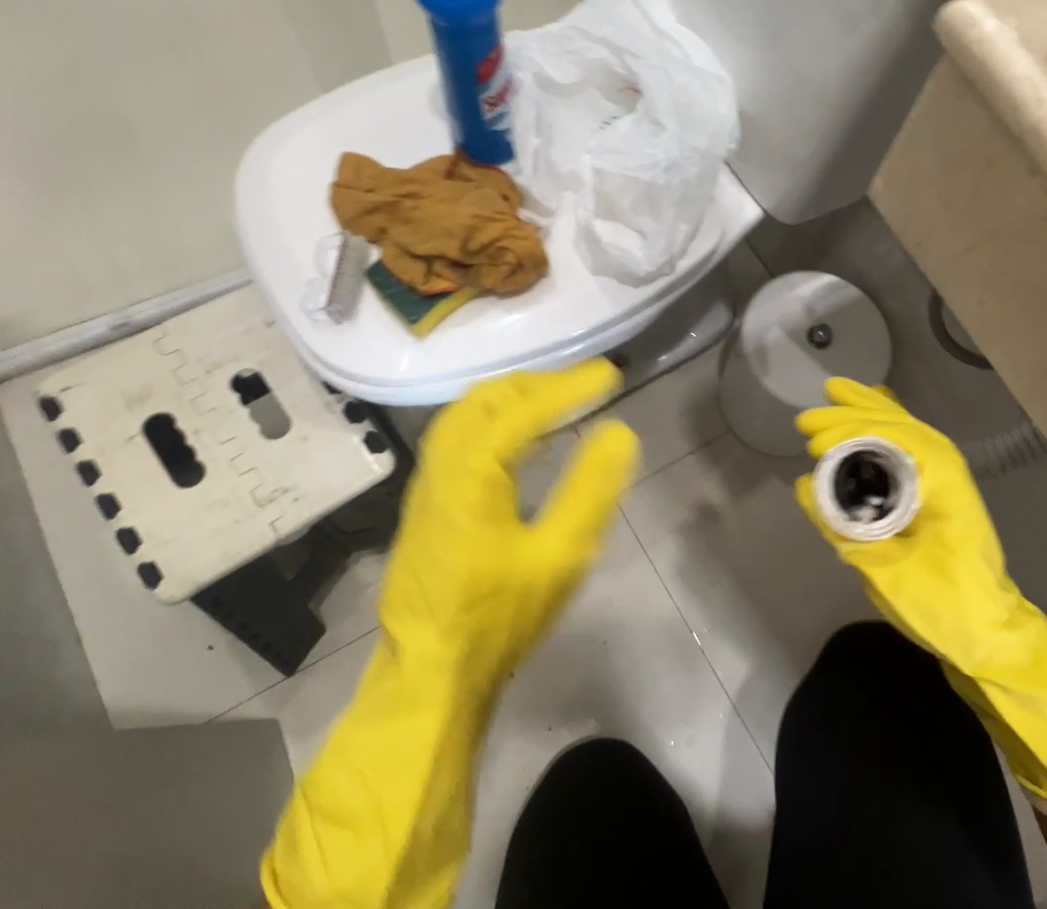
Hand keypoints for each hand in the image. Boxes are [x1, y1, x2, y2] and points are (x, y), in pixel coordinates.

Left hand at [262, 359, 638, 908]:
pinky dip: (495, 422)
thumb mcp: (560, 556)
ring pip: (466, 418)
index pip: (523, 409)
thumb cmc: (499, 618)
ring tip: (558, 402)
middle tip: (586, 384)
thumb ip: (590, 490)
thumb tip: (619, 432)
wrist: (429, 673)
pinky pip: (460, 440)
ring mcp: (427, 487)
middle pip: (486, 399)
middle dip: (538, 383)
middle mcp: (440, 468)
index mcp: (470, 474)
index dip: (569, 386)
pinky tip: (523, 444)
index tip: (611, 374)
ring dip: (513, 398)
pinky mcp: (427, 507)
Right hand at [795, 378, 1046, 825]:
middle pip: (898, 424)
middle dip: (851, 415)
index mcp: (942, 480)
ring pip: (904, 431)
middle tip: (806, 419)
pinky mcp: (939, 495)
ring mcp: (946, 480)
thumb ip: (846, 527)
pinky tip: (868, 426)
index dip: (848, 431)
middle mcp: (947, 469)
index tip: (811, 442)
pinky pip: (908, 450)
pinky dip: (884, 432)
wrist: (988, 635)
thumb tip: (807, 486)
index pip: (893, 435)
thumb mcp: (887, 572)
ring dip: (867, 415)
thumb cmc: (944, 605)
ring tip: (834, 396)